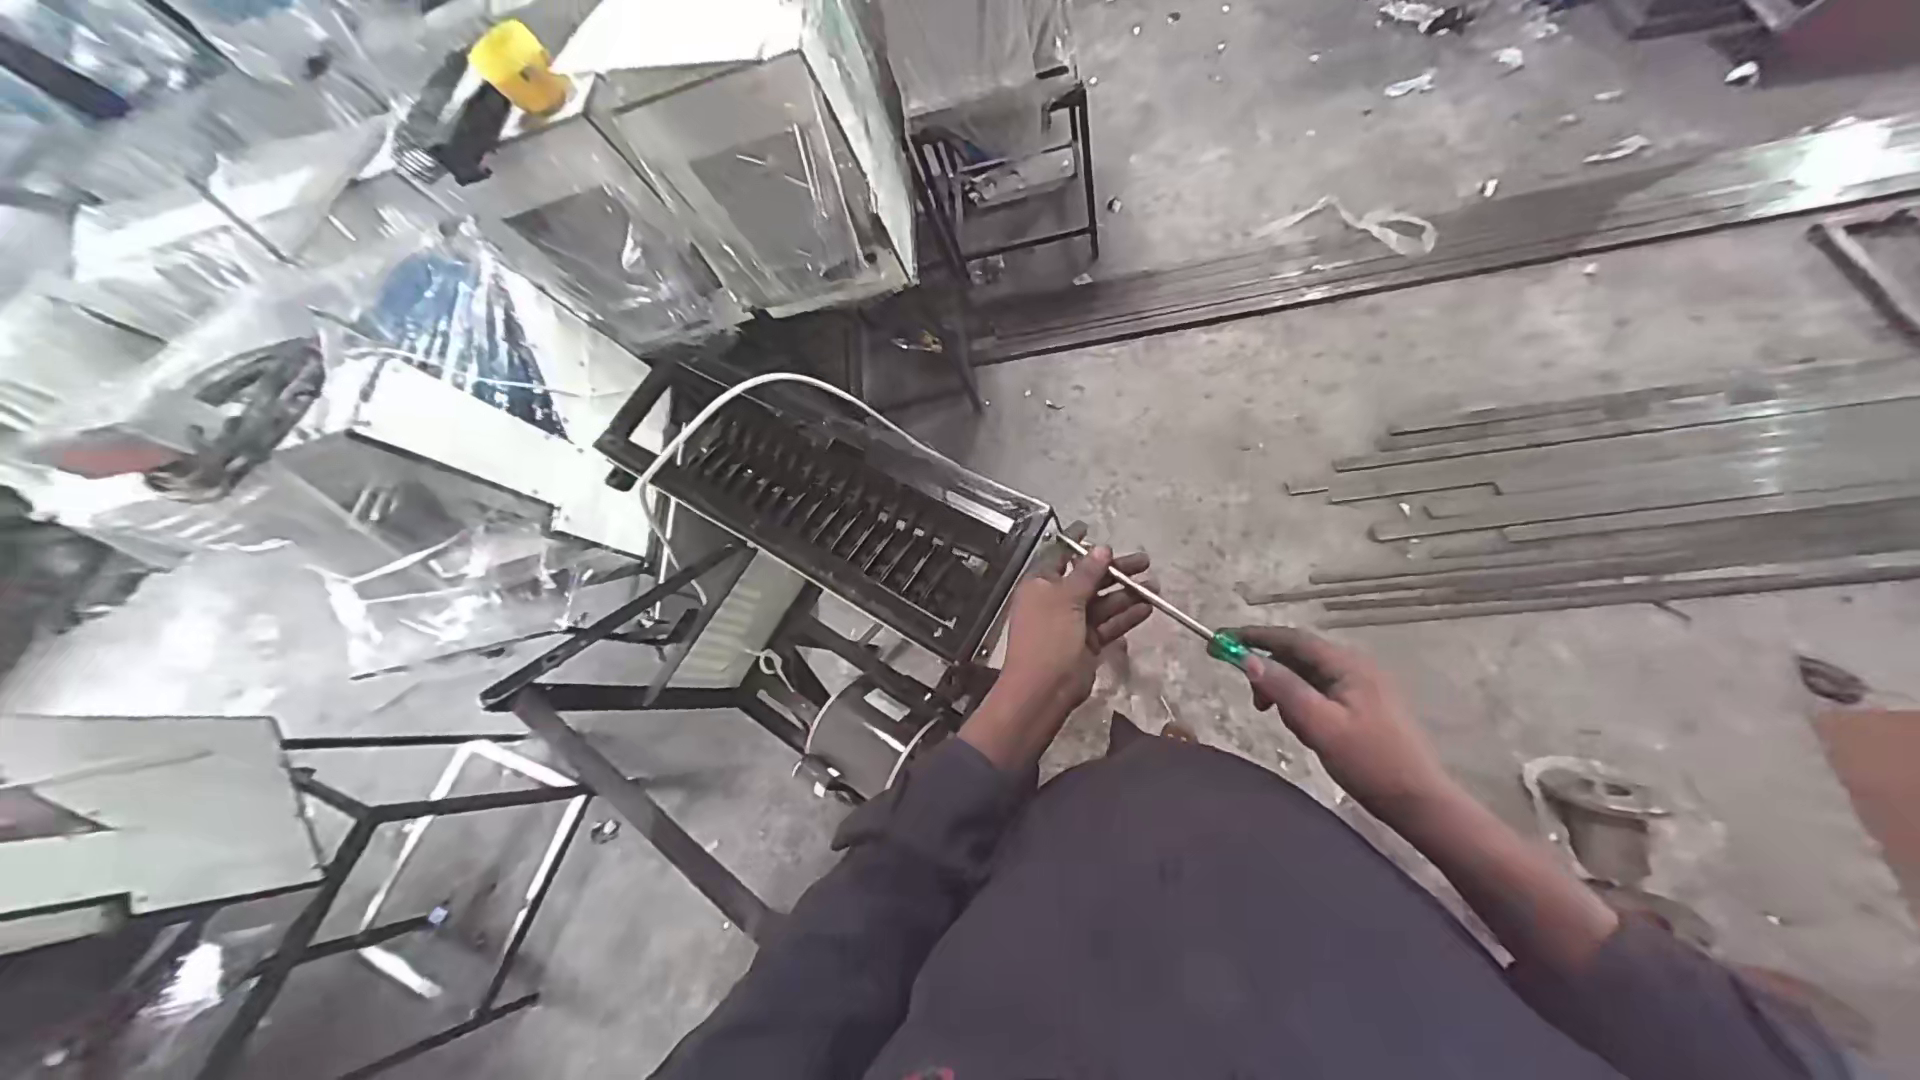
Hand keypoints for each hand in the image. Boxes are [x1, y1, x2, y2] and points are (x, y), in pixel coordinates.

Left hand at [959, 537, 1152, 768]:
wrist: (1044, 688)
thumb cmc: (1048, 636)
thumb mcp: (1066, 598)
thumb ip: (1086, 574)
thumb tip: (1102, 549)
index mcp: (1041, 584)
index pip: (1059, 556)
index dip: (1076, 543)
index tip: (1091, 528)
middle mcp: (1056, 600)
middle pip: (1089, 579)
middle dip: (1115, 571)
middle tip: (1145, 562)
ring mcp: (1073, 623)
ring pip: (1103, 602)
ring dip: (1127, 594)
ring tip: (1155, 586)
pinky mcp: (1088, 643)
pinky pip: (1109, 624)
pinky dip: (1126, 616)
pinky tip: (1148, 608)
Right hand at [1228, 626, 1454, 815]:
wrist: (1420, 801)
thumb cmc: (1369, 761)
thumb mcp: (1319, 725)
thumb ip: (1283, 688)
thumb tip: (1247, 659)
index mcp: (1347, 665)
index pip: (1290, 638)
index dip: (1251, 637)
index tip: (1218, 642)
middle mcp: (1354, 666)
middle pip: (1297, 655)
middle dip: (1269, 672)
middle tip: (1254, 702)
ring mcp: (1361, 685)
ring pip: (1306, 675)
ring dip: (1285, 691)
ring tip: (1285, 722)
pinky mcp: (1362, 705)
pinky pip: (1318, 691)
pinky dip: (1300, 703)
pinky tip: (1302, 726)